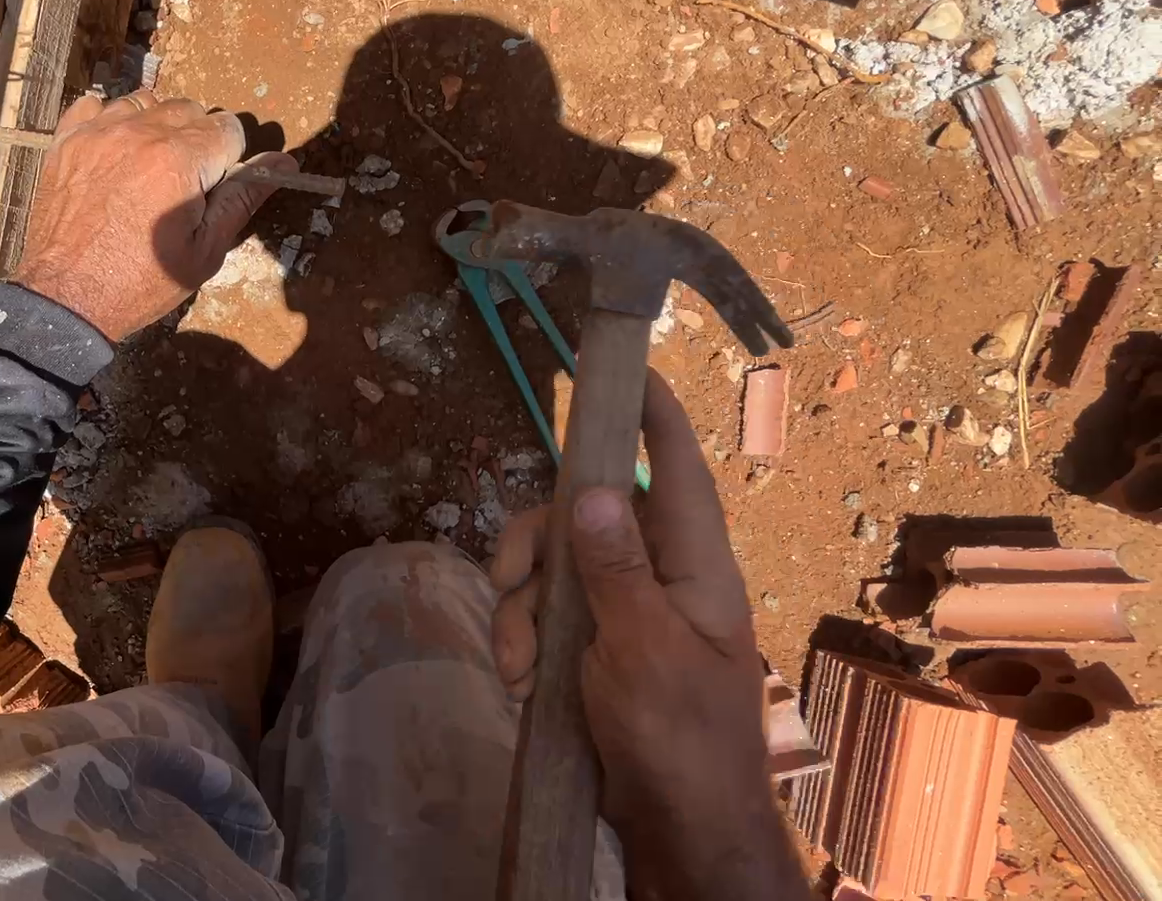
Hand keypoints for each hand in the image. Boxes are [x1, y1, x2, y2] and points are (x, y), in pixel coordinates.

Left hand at [10, 91, 297, 341]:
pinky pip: (98, 105)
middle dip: (196, 139)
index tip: (212, 190)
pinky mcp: (67, 139)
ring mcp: (99, 131)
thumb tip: (284, 160)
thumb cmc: (141, 283)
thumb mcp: (205, 251)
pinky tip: (114, 153)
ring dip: (157, 126)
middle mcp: (140, 132)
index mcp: (180, 159)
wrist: (68, 298)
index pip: (228, 129)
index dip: (228, 161)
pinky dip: (112, 121)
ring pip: (146, 102)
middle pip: (189, 109)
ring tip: (148, 168)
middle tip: (183, 184)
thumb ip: (242, 199)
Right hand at [489, 372, 803, 899]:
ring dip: (517, 610)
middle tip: (509, 587)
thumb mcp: (643, 649)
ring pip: (546, 565)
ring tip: (518, 666)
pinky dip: (519, 638)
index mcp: (691, 565)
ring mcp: (619, 606)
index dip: (654, 417)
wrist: (674, 828)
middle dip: (532, 548)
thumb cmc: (676, 736)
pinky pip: (537, 610)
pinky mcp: (589, 637)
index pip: (673, 470)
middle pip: (577, 514)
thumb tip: (590, 487)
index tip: (629, 372)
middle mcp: (654, 572)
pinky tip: (521, 682)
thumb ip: (616, 567)